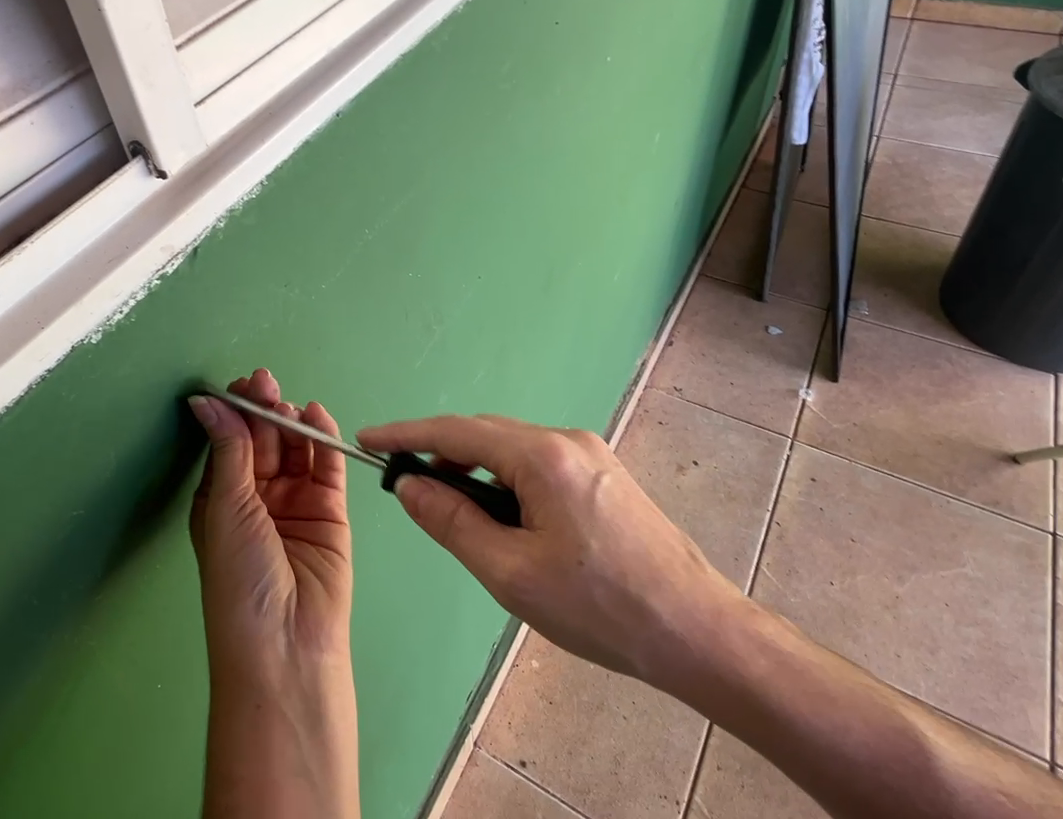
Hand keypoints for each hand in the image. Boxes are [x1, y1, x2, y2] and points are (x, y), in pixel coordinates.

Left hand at [189, 369, 351, 668]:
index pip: (230, 443)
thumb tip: (205, 401)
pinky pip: (326, 468)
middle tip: (266, 383)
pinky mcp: (330, 511)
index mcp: (221, 499)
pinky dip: (324, 441)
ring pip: (295, 450)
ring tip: (289, 404)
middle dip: (263, 411)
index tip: (242, 384)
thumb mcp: (227, 509)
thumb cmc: (241, 577)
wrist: (285, 642)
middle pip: (263, 441)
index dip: (236, 413)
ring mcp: (295, 503)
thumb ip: (229, 450)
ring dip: (292, 423)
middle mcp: (257, 498)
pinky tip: (318, 415)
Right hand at [357, 415, 748, 690]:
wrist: (697, 630)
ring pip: (513, 449)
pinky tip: (498, 514)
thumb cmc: (598, 606)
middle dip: (439, 451)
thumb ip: (453, 522)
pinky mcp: (605, 476)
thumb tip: (410, 486)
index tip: (365, 440)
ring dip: (473, 468)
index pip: (456, 432)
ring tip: (447, 506)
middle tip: (403, 485)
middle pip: (485, 434)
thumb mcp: (510, 571)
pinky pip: (538, 464)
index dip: (406, 434)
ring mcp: (591, 455)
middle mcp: (567, 440)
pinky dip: (504, 479)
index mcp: (542, 455)